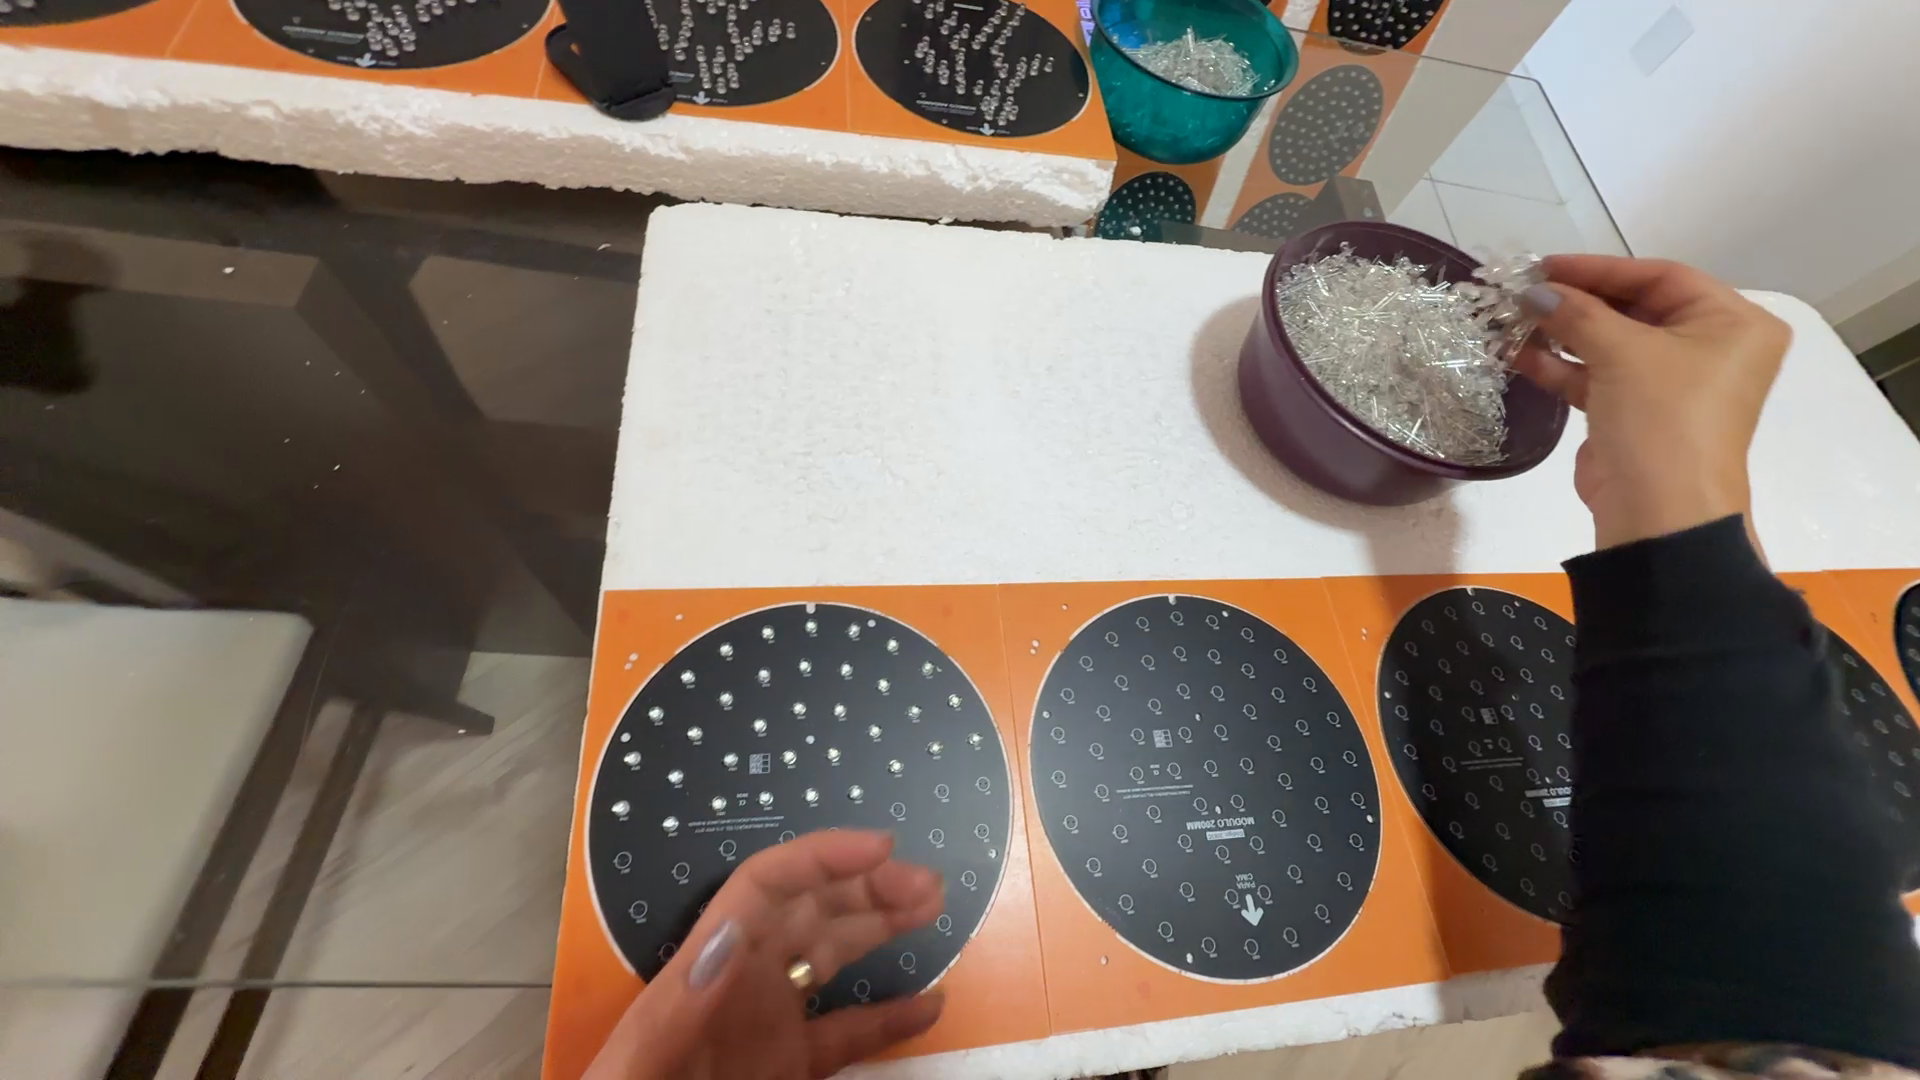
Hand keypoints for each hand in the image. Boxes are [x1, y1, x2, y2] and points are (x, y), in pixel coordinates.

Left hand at [584, 830, 946, 1079]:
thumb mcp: (636, 1066)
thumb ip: (677, 1006)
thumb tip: (733, 931)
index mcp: (711, 965)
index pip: (769, 884)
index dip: (825, 855)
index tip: (883, 847)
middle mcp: (747, 977)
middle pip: (814, 906)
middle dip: (871, 884)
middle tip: (928, 883)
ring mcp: (770, 1021)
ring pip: (835, 953)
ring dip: (884, 925)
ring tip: (932, 906)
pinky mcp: (789, 1066)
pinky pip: (847, 1033)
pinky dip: (889, 1018)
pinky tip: (929, 1004)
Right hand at [1513, 255, 1791, 550]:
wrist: (1658, 504)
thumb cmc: (1661, 417)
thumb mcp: (1622, 354)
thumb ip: (1577, 315)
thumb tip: (1531, 292)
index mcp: (1731, 322)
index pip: (1660, 277)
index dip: (1599, 269)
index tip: (1543, 266)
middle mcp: (1706, 346)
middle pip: (1631, 309)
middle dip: (1574, 302)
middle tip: (1521, 294)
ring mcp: (1666, 381)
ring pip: (1606, 343)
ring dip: (1558, 334)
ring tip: (1510, 322)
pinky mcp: (1630, 410)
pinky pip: (1592, 375)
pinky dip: (1558, 365)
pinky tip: (1517, 355)